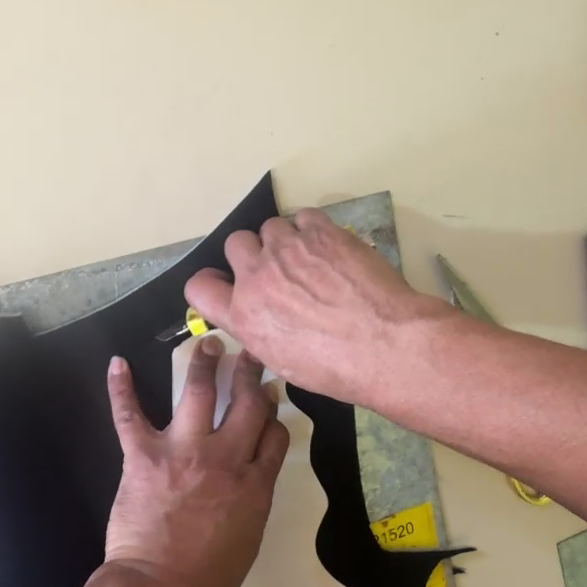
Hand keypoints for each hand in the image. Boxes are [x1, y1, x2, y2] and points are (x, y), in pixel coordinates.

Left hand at [102, 337, 289, 586]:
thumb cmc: (209, 579)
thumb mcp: (248, 535)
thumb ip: (251, 494)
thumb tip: (251, 469)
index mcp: (254, 484)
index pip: (273, 434)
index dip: (273, 412)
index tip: (270, 396)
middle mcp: (224, 457)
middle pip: (246, 404)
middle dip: (250, 373)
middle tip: (250, 351)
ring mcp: (182, 451)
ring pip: (198, 392)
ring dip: (204, 364)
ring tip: (208, 343)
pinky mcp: (143, 454)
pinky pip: (129, 414)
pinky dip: (121, 388)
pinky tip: (117, 364)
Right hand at [184, 208, 452, 402]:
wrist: (388, 344)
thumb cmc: (339, 368)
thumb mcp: (283, 362)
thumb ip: (260, 330)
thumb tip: (262, 317)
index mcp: (244, 315)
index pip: (199, 286)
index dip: (211, 283)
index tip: (228, 284)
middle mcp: (256, 276)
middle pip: (235, 244)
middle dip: (253, 254)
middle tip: (279, 270)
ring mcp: (286, 249)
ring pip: (271, 227)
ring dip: (285, 241)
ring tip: (312, 260)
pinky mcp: (318, 231)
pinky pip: (303, 217)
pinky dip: (313, 230)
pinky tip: (331, 249)